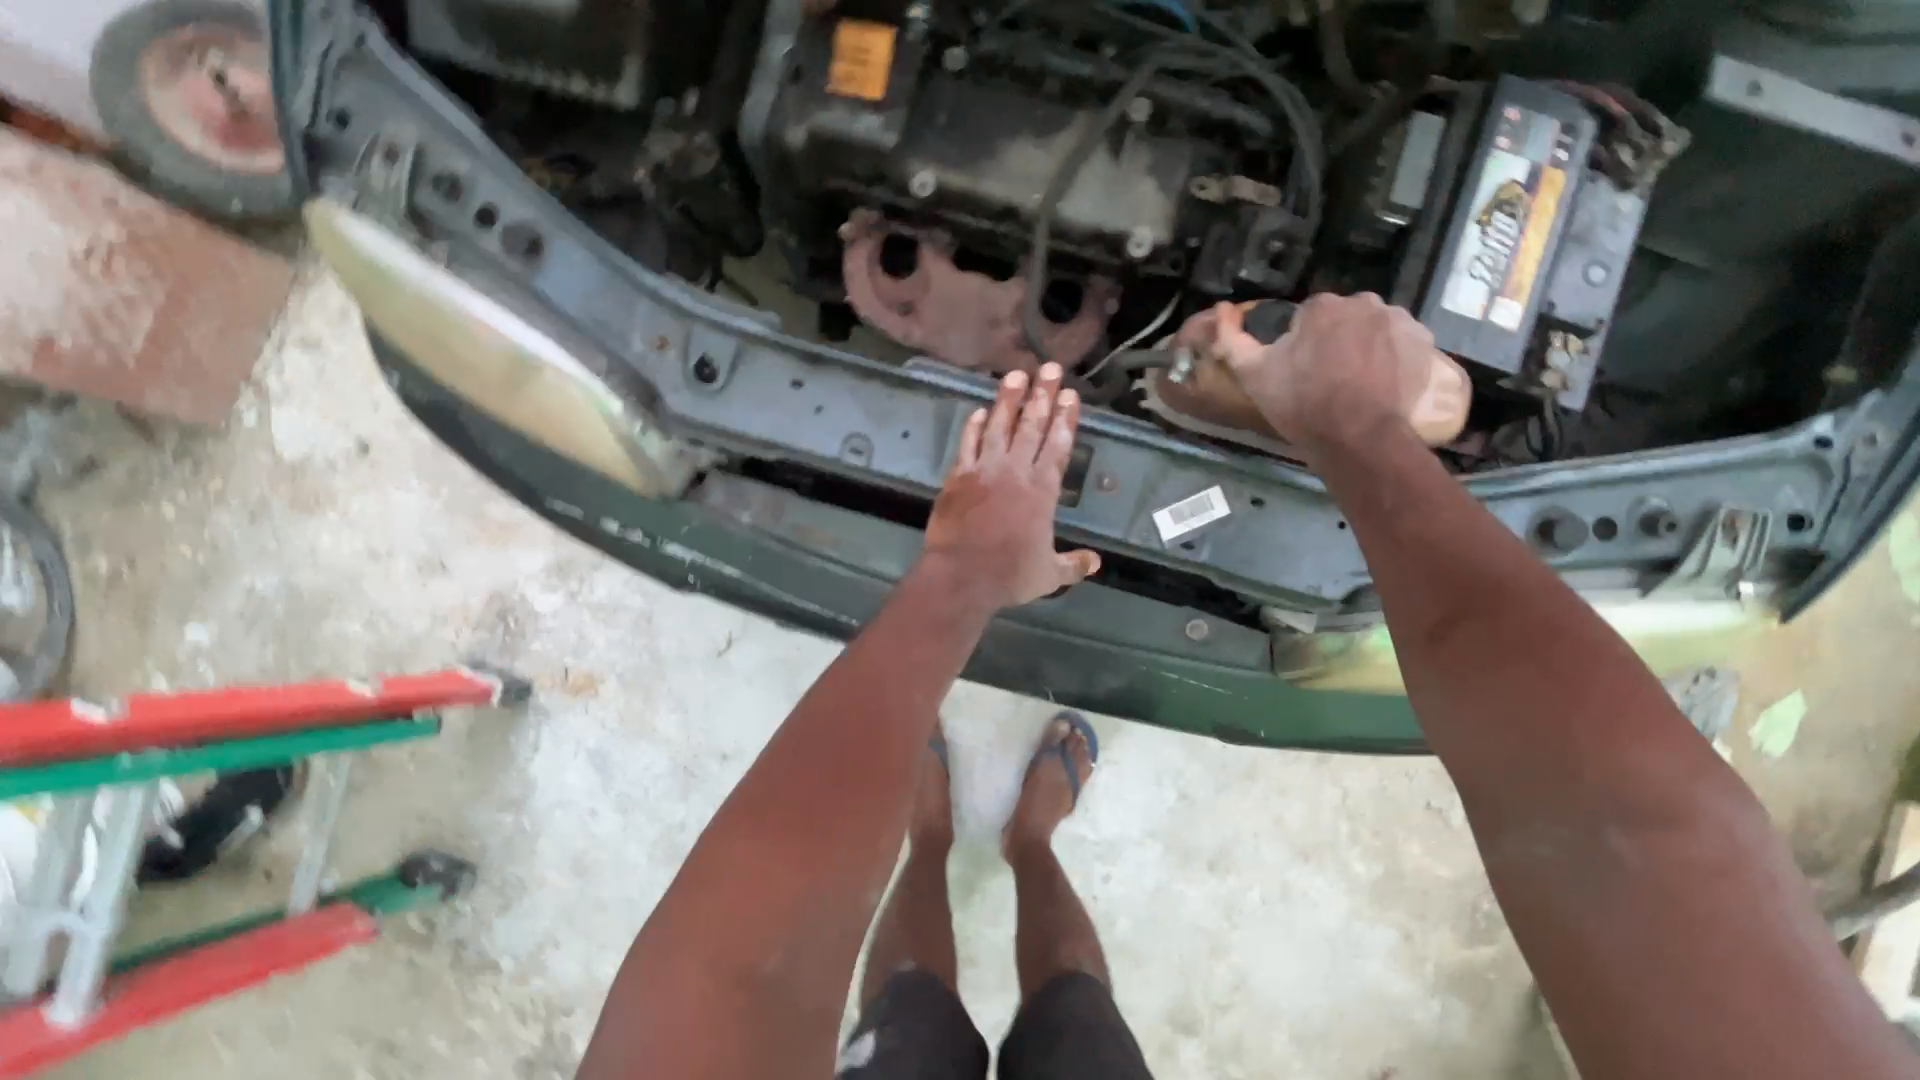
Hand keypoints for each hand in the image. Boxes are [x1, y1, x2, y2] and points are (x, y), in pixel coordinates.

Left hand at [922, 363, 1100, 609]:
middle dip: (1042, 395)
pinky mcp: (957, 477)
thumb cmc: (1009, 576)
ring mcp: (984, 470)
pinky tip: (979, 411)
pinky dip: (973, 426)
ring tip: (1016, 375)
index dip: (1065, 418)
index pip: (1057, 445)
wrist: (961, 576)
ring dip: (1008, 399)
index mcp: (1042, 491)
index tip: (1070, 395)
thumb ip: (1073, 565)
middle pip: (1031, 425)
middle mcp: (1015, 472)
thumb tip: (1096, 562)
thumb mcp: (1049, 575)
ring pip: (998, 426)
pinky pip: (967, 444)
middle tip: (1050, 368)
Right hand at [1178, 293, 1467, 451]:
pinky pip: (1403, 343)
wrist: (1357, 437)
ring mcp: (1399, 321)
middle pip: (1343, 318)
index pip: (1307, 316)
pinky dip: (1393, 357)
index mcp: (1322, 306)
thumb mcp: (1253, 375)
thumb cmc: (1301, 404)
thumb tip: (1221, 310)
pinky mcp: (1424, 342)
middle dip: (1335, 340)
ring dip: (1365, 346)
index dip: (1300, 344)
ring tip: (1355, 384)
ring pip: (1374, 328)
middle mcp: (1364, 303)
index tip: (1298, 370)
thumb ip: (1230, 340)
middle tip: (1326, 379)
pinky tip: (1381, 382)